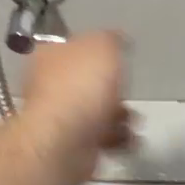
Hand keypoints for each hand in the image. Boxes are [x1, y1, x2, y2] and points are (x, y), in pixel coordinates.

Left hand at [19, 31, 133, 179]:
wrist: (65, 141)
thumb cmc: (81, 87)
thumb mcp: (103, 46)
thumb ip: (111, 39)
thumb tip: (116, 39)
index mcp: (51, 54)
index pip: (75, 46)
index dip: (99, 51)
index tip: (118, 59)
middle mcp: (50, 84)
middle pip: (88, 82)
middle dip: (114, 90)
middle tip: (128, 93)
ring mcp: (59, 117)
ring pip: (96, 111)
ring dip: (119, 116)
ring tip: (133, 121)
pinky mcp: (71, 144)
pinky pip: (99, 137)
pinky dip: (116, 138)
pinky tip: (128, 139)